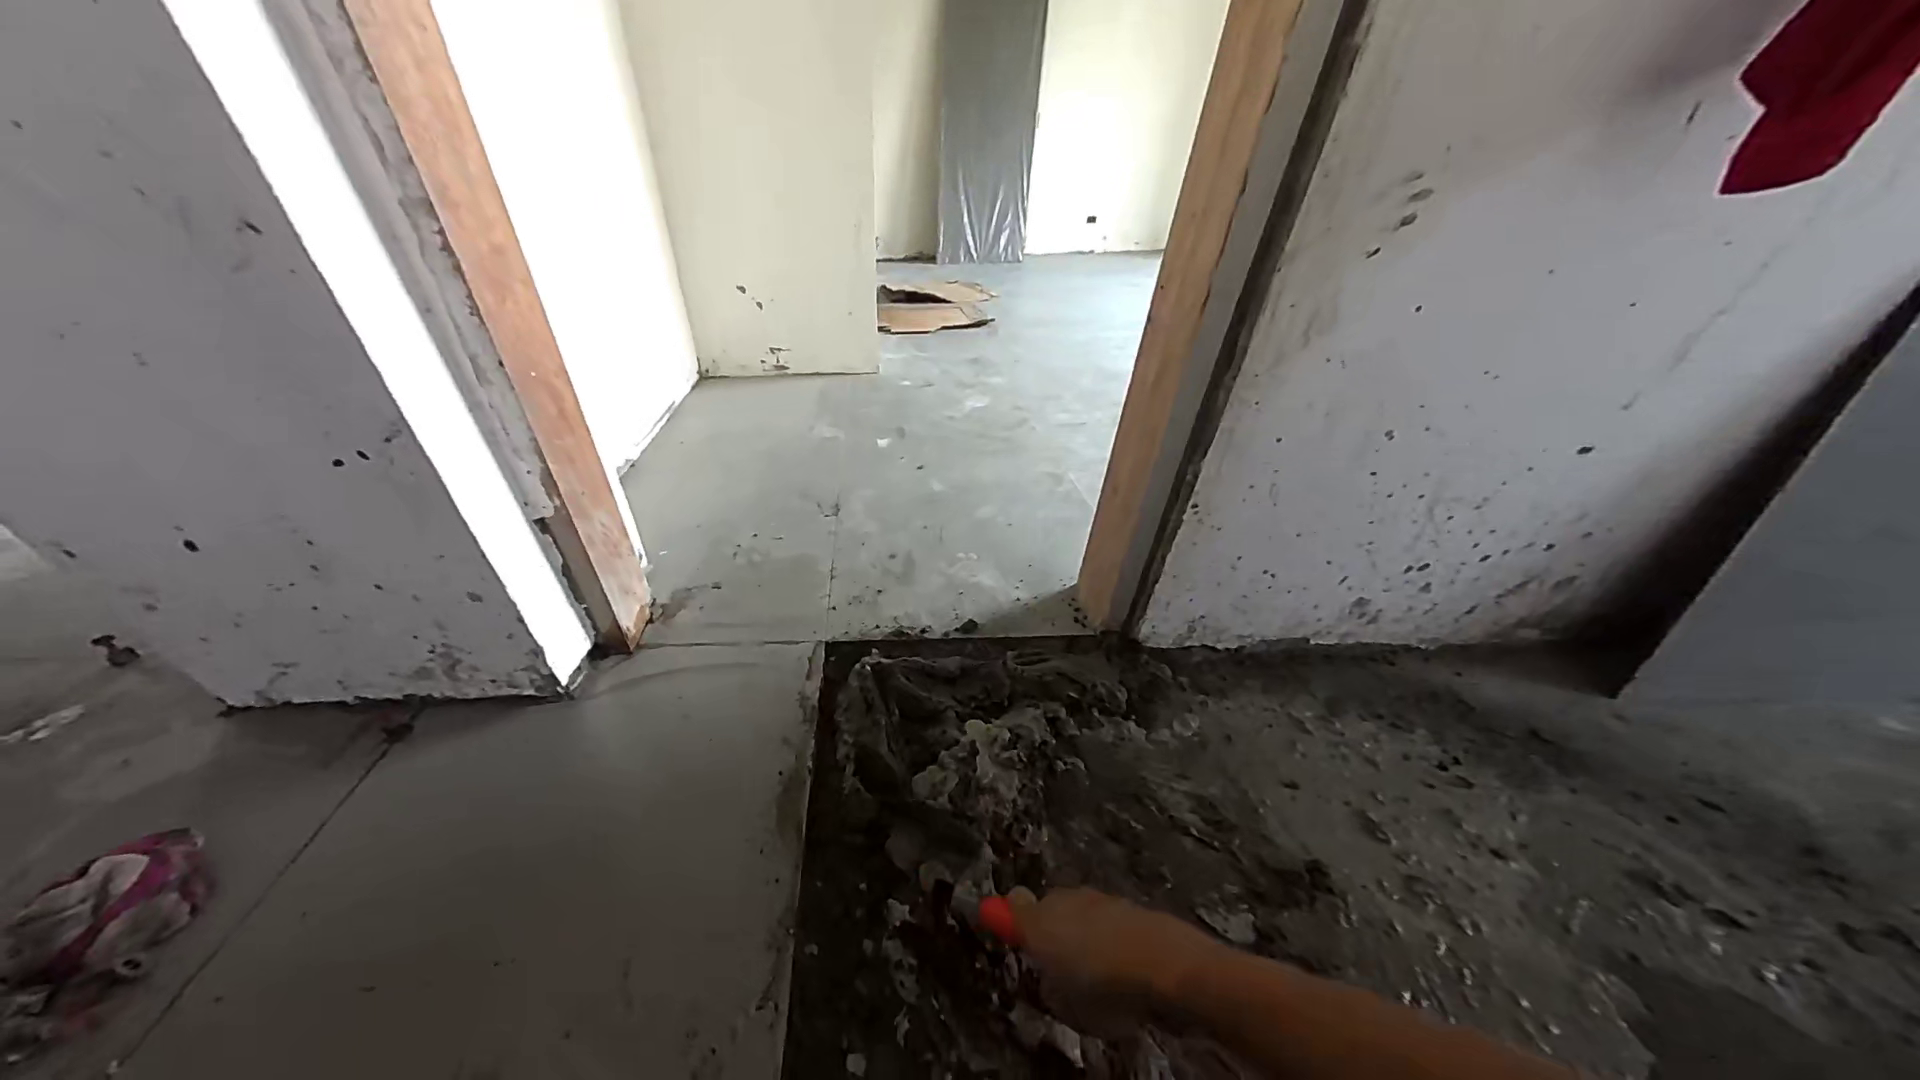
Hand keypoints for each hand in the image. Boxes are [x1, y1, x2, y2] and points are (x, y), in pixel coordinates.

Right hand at [1006, 887, 1221, 1036]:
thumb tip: (1047, 972)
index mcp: (1040, 919)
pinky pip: (1111, 924)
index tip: (1005, 925)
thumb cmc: (1103, 988)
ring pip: (1084, 916)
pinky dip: (1112, 939)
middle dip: (1053, 930)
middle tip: (1058, 967)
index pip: (1015, 906)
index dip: (1009, 916)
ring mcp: (1103, 901)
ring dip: (1085, 935)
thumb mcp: (1063, 1002)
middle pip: (1051, 909)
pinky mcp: (1133, 909)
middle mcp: (1067, 899)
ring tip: (1097, 975)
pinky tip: (1124, 970)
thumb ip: (1048, 982)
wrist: (1166, 965)